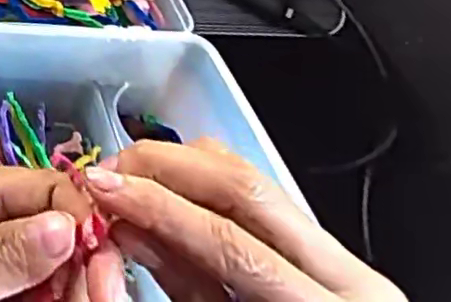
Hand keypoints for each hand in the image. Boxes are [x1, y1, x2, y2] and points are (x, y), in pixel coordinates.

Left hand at [0, 159, 126, 301]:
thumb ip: (0, 256)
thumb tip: (67, 224)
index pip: (49, 186)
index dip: (84, 225)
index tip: (104, 278)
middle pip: (61, 225)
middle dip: (84, 266)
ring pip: (59, 260)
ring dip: (74, 288)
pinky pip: (41, 285)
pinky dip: (56, 298)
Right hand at [81, 140, 405, 301]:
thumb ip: (182, 289)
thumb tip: (124, 228)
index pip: (228, 240)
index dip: (154, 205)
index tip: (99, 187)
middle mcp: (351, 279)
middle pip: (239, 184)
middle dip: (160, 166)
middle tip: (107, 170)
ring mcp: (343, 258)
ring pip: (247, 172)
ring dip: (175, 162)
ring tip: (127, 173)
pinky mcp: (323, 246)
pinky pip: (252, 185)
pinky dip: (199, 173)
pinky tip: (164, 182)